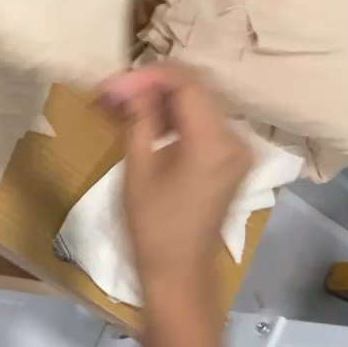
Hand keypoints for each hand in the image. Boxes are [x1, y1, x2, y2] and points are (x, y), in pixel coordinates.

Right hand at [100, 63, 251, 284]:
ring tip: (119, 106)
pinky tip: (144, 123)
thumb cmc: (152, 224)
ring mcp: (237, 150)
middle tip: (110, 93)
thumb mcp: (138, 167)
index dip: (147, 77)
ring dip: (160, 100)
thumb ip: (138, 119)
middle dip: (151, 86)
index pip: (187, 85)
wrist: (178, 269)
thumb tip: (128, 85)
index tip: (112, 85)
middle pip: (195, 90)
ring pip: (198, 105)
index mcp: (214, 142)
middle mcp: (235, 139)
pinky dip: (174, 118)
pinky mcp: (230, 160)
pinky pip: (203, 124)